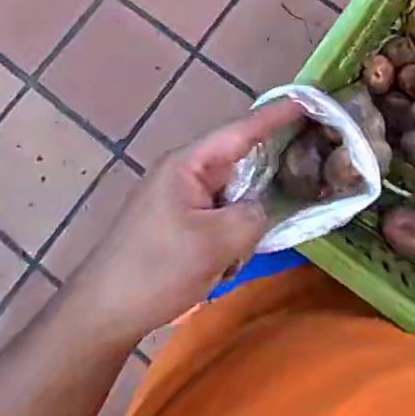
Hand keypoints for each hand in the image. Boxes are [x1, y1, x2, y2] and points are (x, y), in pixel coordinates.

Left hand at [67, 100, 304, 343]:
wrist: (103, 314)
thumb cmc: (157, 269)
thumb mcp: (216, 243)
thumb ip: (253, 217)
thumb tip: (262, 210)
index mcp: (188, 165)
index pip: (241, 131)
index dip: (276, 115)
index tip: (308, 101)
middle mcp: (184, 173)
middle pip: (240, 159)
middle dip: (272, 163)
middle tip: (311, 159)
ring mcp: (180, 198)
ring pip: (232, 191)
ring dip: (250, 209)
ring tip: (278, 212)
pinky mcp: (178, 223)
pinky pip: (219, 214)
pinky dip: (234, 229)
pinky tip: (239, 252)